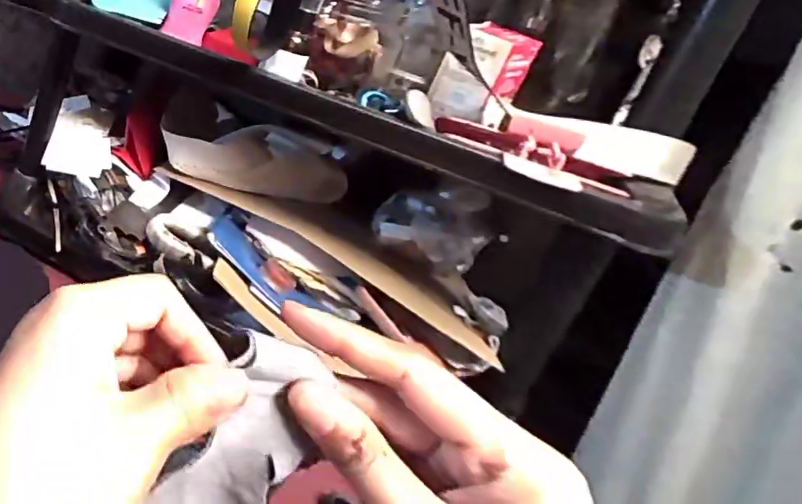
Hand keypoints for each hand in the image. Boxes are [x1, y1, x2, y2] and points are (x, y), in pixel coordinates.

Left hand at [0, 275, 249, 503]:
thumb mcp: (134, 439)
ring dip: (153, 384)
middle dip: (176, 363)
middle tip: (205, 412)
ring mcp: (40, 350)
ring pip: (117, 349)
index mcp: (78, 311)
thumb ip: (191, 401)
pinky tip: (138, 436)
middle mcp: (56, 318)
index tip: (220, 384)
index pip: (158, 296)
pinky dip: (122, 397)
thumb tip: (232, 383)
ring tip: (176, 431)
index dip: (196, 337)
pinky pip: (92, 372)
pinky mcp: (32, 383)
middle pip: (138, 319)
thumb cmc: (43, 480)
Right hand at [281, 301, 592, 503]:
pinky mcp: (462, 495)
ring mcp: (483, 477)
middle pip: (404, 402)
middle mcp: (502, 455)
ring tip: (292, 405)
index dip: (351, 341)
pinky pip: (403, 457)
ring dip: (344, 418)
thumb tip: (306, 392)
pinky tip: (324, 439)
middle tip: (281, 374)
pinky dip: (361, 450)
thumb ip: (366, 459)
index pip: (419, 376)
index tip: (297, 316)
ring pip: (398, 428)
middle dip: (340, 388)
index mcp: (520, 460)